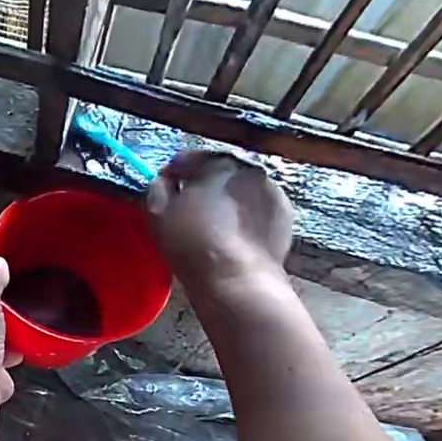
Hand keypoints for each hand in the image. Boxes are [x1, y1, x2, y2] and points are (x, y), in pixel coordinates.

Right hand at [146, 149, 293, 292]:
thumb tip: (163, 182)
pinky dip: (246, 218)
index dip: (170, 176)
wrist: (238, 280)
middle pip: (217, 173)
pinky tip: (235, 239)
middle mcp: (249, 168)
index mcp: (216, 161)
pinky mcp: (284, 215)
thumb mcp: (158, 214)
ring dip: (227, 202)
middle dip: (202, 188)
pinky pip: (257, 210)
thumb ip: (156, 189)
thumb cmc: (194, 245)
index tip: (164, 195)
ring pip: (239, 191)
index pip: (186, 159)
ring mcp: (272, 191)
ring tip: (214, 230)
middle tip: (189, 214)